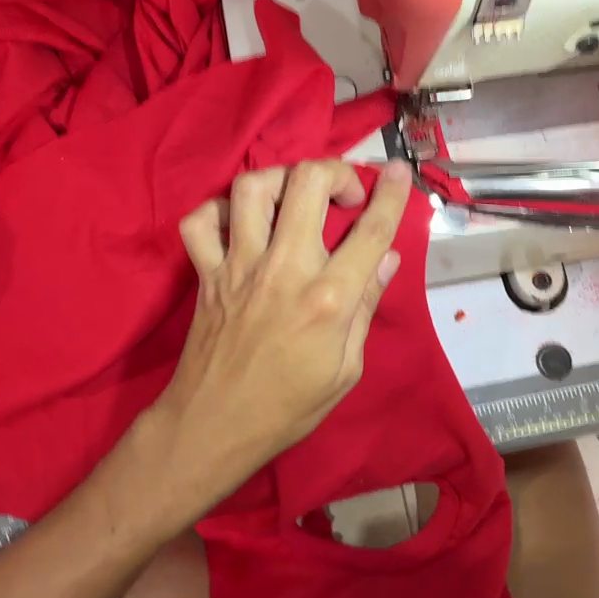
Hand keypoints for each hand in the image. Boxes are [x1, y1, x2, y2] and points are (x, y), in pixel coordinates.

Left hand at [139, 159, 413, 501]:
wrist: (214, 426)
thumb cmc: (289, 407)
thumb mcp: (346, 369)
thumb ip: (366, 306)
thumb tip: (387, 259)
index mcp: (328, 299)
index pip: (370, 231)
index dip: (391, 193)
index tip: (398, 170)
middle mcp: (284, 269)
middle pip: (307, 183)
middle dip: (335, 172)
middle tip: (344, 196)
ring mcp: (238, 266)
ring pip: (252, 187)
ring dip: (281, 180)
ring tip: (295, 200)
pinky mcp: (206, 273)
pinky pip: (200, 221)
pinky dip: (219, 211)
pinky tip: (240, 225)